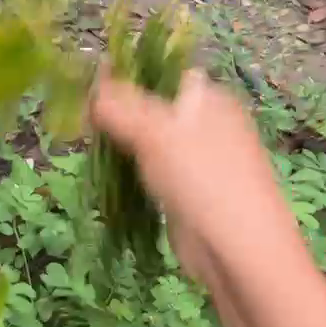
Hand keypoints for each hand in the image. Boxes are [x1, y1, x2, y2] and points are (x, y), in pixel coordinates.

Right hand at [90, 70, 302, 281]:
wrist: (240, 254)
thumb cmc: (202, 180)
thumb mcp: (154, 132)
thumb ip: (117, 104)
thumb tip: (89, 85)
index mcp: (208, 99)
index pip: (160, 73)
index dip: (124, 76)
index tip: (91, 88)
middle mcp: (206, 123)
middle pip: (150, 104)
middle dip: (117, 111)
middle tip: (86, 119)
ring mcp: (198, 157)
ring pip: (147, 137)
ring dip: (120, 141)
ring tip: (93, 143)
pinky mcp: (187, 187)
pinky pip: (151, 166)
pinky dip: (131, 166)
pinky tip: (111, 171)